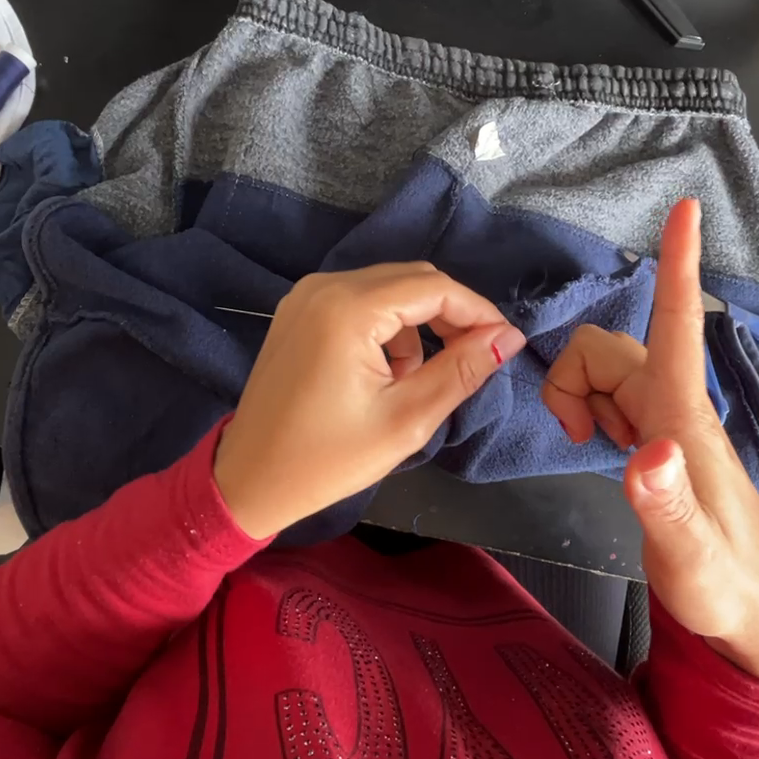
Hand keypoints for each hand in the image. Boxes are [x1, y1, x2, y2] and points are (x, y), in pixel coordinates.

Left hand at [214, 263, 527, 539]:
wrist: (249, 479)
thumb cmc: (327, 459)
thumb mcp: (406, 420)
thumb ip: (461, 370)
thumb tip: (509, 337)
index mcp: (348, 309)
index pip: (433, 287)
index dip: (477, 311)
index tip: (506, 342)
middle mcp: (324, 286)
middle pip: (411, 279)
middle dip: (450, 313)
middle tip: (475, 357)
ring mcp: (306, 295)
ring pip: (386, 288)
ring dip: (417, 322)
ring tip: (419, 377)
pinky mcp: (298, 310)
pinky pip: (359, 300)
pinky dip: (386, 325)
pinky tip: (386, 370)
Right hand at [539, 200, 758, 681]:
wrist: (746, 617)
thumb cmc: (728, 586)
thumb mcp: (693, 559)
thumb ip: (668, 507)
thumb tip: (646, 448)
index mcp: (684, 416)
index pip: (679, 326)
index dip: (680, 265)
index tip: (687, 208)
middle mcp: (673, 404)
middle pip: (606, 348)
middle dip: (572, 378)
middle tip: (575, 437)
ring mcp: (663, 419)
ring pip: (601, 369)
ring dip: (577, 397)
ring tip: (589, 447)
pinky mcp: (653, 436)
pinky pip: (605, 394)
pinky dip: (586, 409)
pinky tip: (600, 445)